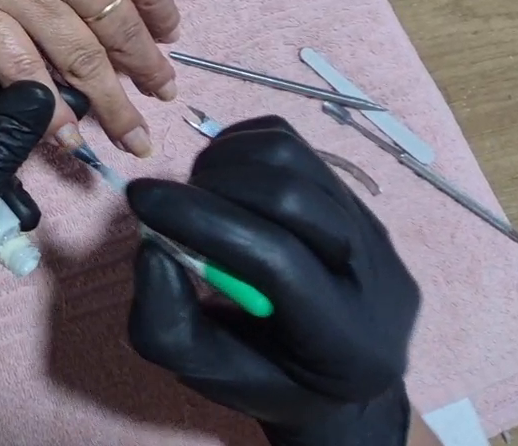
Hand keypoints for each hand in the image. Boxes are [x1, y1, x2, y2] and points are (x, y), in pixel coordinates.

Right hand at [0, 0, 179, 156]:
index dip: (162, 16)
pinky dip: (49, 110)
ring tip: (133, 132)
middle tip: (161, 94)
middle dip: (148, 71)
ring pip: (82, 63)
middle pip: (124, 33)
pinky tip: (70, 135)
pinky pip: (22, 72)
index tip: (165, 35)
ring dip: (114, 103)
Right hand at [126, 117, 420, 445]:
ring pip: (289, 157)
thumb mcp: (201, 369)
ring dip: (224, 161)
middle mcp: (377, 278)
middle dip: (211, 189)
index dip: (201, 220)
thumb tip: (152, 246)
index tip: (140, 200)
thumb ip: (164, 320)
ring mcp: (373, 229)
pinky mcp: (353, 196)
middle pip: (289, 198)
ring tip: (200, 192)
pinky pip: (290, 142)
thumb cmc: (261, 372)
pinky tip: (222, 177)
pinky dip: (240, 144)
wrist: (331, 375)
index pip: (277, 261)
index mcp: (345, 342)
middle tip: (172, 205)